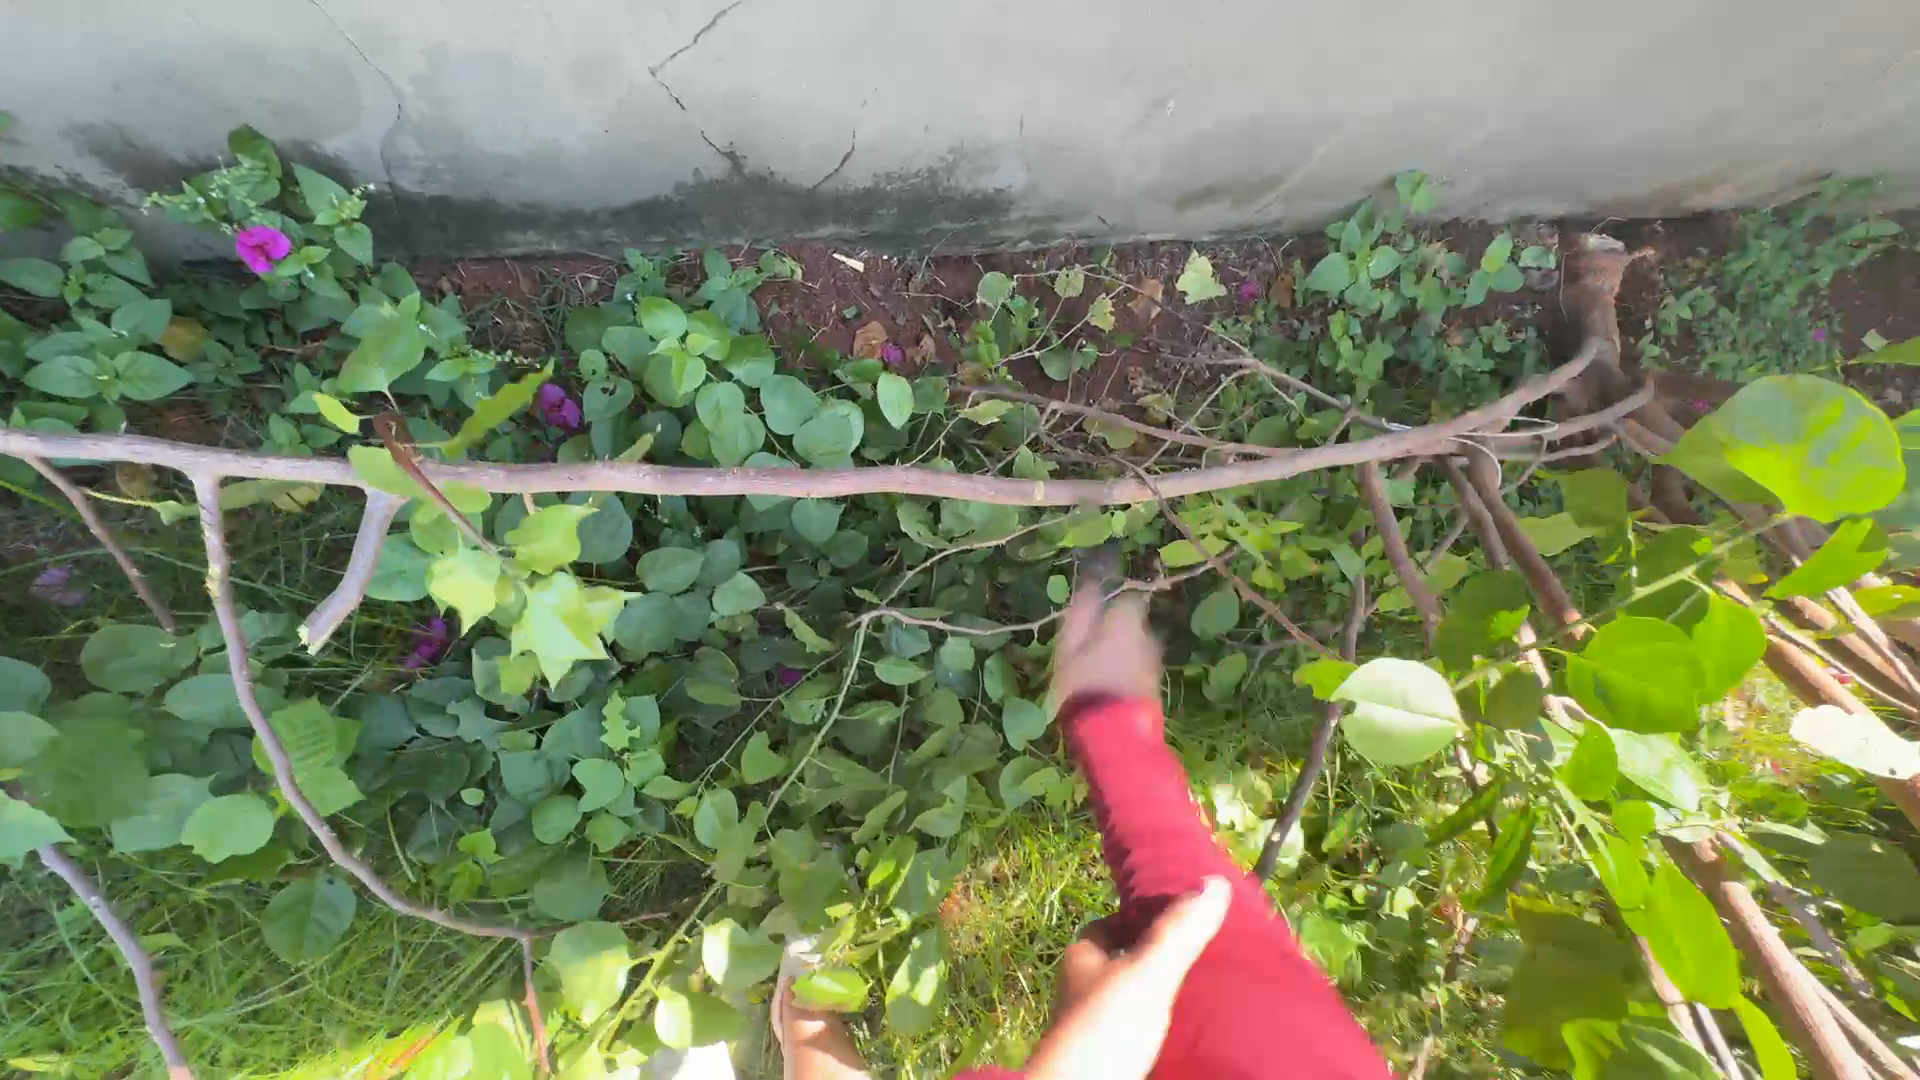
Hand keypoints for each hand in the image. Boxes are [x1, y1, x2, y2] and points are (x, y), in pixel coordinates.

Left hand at [1024, 876, 1232, 1079]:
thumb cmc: (1105, 1026)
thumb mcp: (1147, 971)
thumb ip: (1177, 932)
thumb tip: (1215, 883)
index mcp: (1083, 955)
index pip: (1112, 923)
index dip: (1144, 917)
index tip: (1183, 916)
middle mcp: (1083, 987)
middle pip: (1124, 962)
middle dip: (1157, 959)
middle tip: (1204, 958)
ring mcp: (1094, 1027)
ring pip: (1132, 1002)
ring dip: (1160, 1001)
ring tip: (1205, 999)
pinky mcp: (1108, 1060)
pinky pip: (1138, 1038)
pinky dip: (1160, 1036)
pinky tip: (1189, 1041)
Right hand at [1051, 587, 1162, 704]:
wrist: (1113, 734)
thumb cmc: (1084, 687)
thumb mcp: (1068, 650)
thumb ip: (1080, 616)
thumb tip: (1089, 587)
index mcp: (1126, 625)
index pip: (1128, 600)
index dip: (1112, 606)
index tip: (1094, 618)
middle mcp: (1147, 639)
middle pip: (1133, 625)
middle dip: (1116, 631)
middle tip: (1090, 648)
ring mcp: (1155, 664)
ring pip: (1138, 647)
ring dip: (1123, 652)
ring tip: (1099, 671)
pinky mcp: (1156, 686)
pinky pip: (1140, 668)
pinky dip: (1128, 671)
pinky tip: (1111, 686)